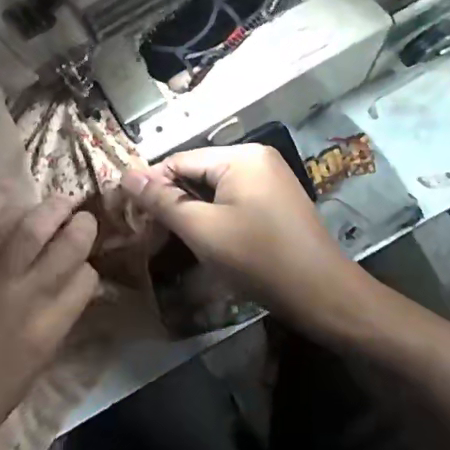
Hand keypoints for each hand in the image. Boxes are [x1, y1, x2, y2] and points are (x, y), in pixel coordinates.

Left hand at [0, 196, 99, 449]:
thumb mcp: (28, 375)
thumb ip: (48, 332)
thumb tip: (58, 300)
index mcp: (48, 331)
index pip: (86, 280)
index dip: (86, 268)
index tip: (79, 266)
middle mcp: (27, 297)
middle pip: (70, 246)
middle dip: (81, 226)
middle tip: (80, 218)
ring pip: (32, 226)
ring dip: (52, 208)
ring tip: (58, 201)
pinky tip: (11, 189)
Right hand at [122, 145, 373, 337]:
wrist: (322, 293)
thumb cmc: (258, 258)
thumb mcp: (203, 230)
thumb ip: (163, 201)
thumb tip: (127, 175)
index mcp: (241, 156)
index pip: (180, 160)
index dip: (151, 185)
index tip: (128, 212)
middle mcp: (257, 159)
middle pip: (198, 172)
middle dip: (172, 199)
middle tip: (147, 231)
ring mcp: (271, 180)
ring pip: (216, 189)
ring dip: (192, 210)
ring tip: (170, 238)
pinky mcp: (277, 202)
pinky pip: (235, 200)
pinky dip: (215, 216)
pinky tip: (204, 240)